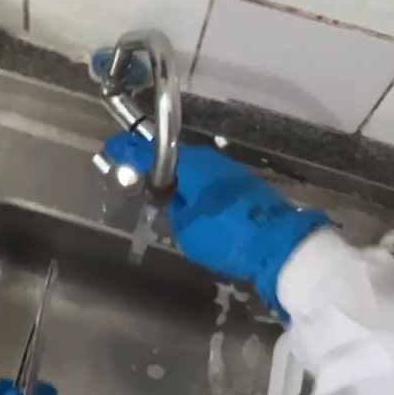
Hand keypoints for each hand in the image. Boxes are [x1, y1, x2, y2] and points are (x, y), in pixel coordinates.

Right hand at [102, 132, 328, 312]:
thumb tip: (168, 196)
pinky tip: (187, 203)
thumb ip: (172, 207)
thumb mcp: (187, 227)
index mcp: (191, 163)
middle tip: (132, 177)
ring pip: (192, 170)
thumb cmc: (227, 234)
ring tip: (159, 195)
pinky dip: (192, 187)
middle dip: (152, 165)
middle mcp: (210, 159)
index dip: (129, 150)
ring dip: (174, 178)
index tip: (111, 148)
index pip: (152, 150)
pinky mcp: (243, 186)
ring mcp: (229, 171)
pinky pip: (207, 181)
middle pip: (173, 157)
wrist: (281, 245)